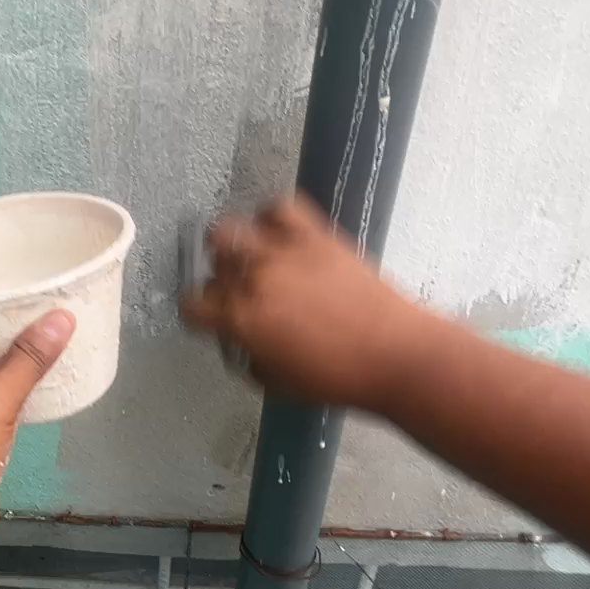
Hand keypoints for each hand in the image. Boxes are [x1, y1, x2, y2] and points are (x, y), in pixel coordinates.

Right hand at [179, 193, 441, 409]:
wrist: (397, 356)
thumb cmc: (335, 377)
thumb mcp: (274, 380)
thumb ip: (247, 355)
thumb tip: (243, 341)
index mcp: (239, 319)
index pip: (191, 305)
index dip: (196, 314)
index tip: (208, 318)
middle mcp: (253, 281)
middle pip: (210, 267)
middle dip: (217, 279)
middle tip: (234, 289)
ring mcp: (283, 254)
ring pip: (229, 230)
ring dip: (231, 244)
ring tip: (246, 254)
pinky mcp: (315, 237)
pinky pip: (280, 208)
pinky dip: (270, 217)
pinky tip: (277, 233)